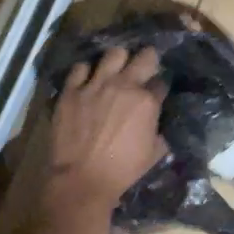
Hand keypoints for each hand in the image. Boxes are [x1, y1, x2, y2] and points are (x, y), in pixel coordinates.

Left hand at [42, 46, 167, 219]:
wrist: (82, 179)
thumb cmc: (123, 169)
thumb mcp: (155, 152)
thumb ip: (160, 129)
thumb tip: (159, 121)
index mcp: (147, 101)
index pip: (162, 82)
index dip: (162, 85)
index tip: (160, 90)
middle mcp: (124, 85)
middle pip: (144, 57)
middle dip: (149, 59)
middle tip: (146, 65)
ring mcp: (95, 85)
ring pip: (113, 54)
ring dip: (119, 59)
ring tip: (117, 67)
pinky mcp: (71, 91)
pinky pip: (80, 68)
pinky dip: (87, 71)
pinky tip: (89, 79)